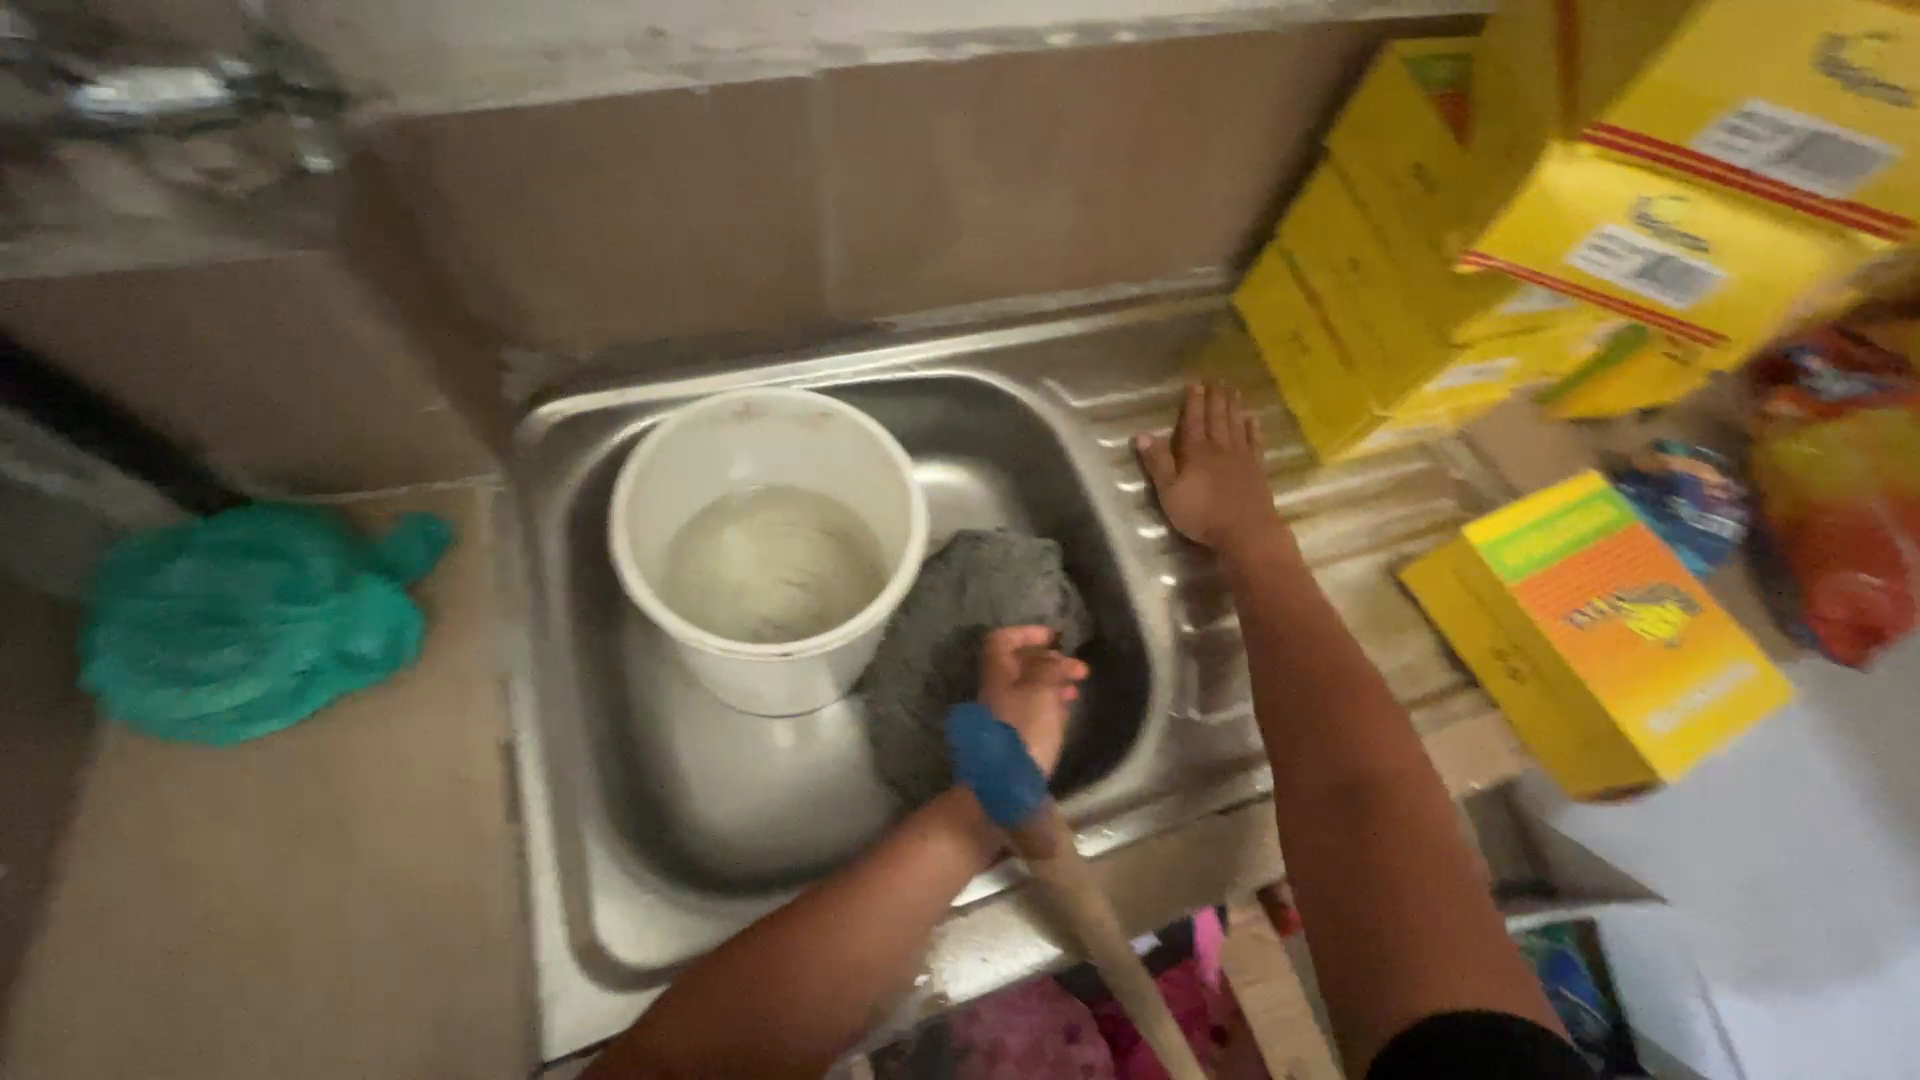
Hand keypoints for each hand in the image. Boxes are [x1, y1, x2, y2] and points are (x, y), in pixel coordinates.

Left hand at [977, 626, 1088, 776]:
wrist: (1004, 785)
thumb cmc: (1023, 731)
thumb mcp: (1040, 691)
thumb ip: (1048, 668)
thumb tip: (1054, 658)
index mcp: (996, 674)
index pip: (1002, 639)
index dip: (1027, 633)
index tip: (1055, 637)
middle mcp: (996, 690)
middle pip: (1019, 663)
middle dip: (1050, 660)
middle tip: (1078, 667)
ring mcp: (1003, 714)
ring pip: (1028, 686)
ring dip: (1053, 681)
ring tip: (1077, 687)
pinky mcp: (1013, 735)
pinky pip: (1032, 708)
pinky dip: (1050, 703)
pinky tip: (1066, 709)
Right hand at [1136, 382, 1287, 554]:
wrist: (1246, 531)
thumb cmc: (1201, 514)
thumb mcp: (1169, 492)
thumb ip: (1157, 463)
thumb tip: (1141, 435)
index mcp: (1196, 452)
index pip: (1192, 422)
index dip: (1192, 403)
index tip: (1194, 385)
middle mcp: (1220, 449)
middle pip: (1217, 419)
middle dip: (1215, 399)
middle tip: (1216, 380)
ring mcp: (1242, 458)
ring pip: (1236, 426)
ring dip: (1233, 408)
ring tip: (1233, 391)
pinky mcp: (1257, 470)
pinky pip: (1255, 443)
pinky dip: (1254, 430)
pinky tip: (1253, 420)